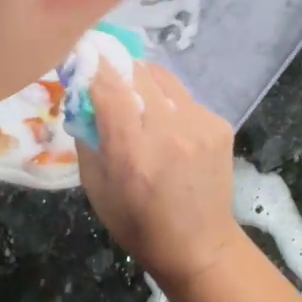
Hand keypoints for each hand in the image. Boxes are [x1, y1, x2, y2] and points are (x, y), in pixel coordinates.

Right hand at [78, 60, 244, 286]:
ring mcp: (198, 125)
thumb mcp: (95, 187)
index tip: (84, 56)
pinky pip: (186, 98)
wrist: (198, 245)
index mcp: (131, 150)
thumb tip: (83, 100)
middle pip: (138, 73)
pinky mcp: (219, 125)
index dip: (94, 67)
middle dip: (119, 69)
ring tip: (138, 97)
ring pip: (165, 79)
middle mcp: (167, 130)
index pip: (109, 86)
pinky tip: (168, 125)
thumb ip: (87, 138)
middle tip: (109, 73)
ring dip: (146, 81)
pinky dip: (170, 102)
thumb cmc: (137, 223)